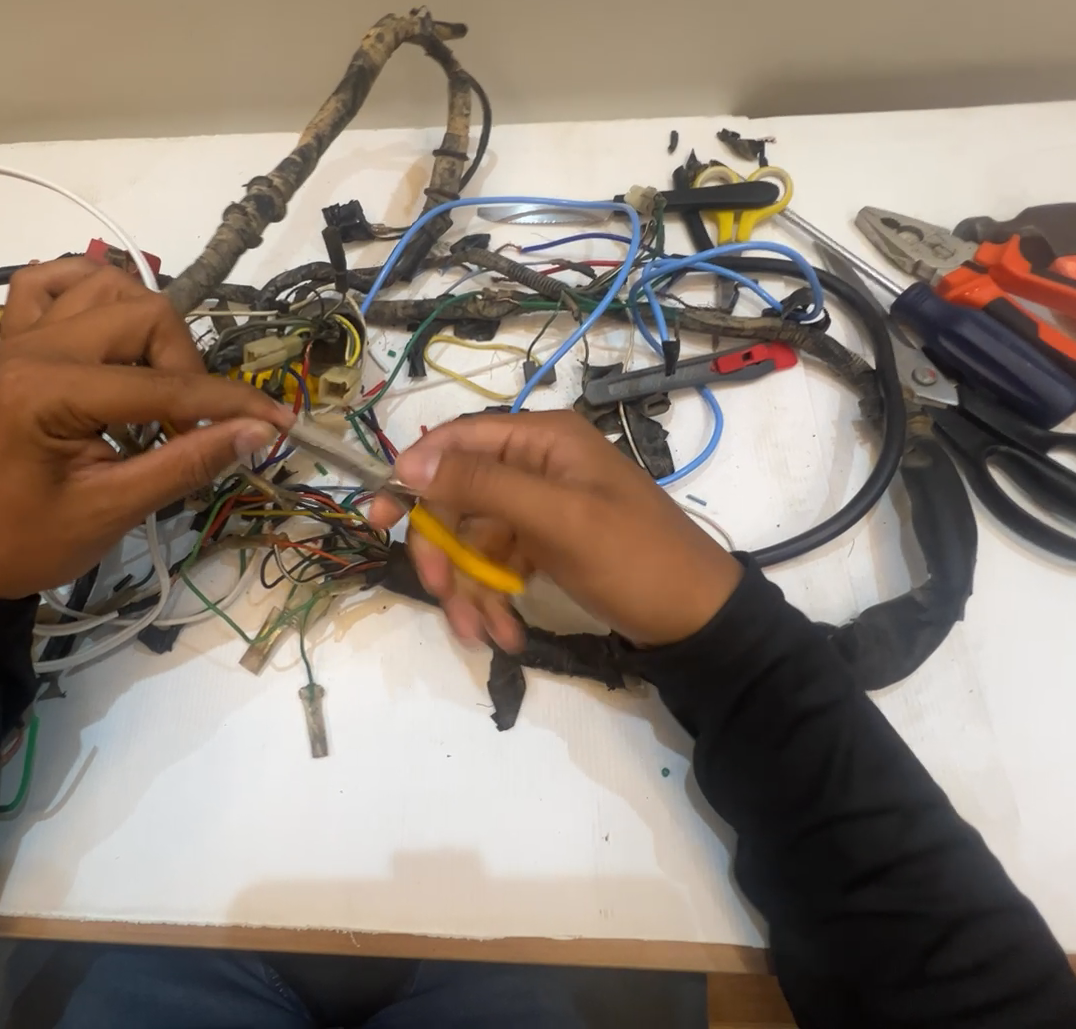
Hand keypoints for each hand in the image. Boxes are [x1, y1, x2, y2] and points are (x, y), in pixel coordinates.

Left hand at [0, 259, 291, 597]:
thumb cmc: (33, 543)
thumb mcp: (116, 509)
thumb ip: (188, 462)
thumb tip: (259, 430)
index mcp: (48, 391)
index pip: (163, 383)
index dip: (229, 403)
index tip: (278, 421)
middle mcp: (32, 346)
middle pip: (143, 313)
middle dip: (186, 368)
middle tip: (190, 427)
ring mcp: (18, 337)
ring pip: (107, 285)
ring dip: (149, 327)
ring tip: (158, 385)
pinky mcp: (12, 342)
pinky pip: (49, 282)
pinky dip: (89, 290)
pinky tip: (111, 326)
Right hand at [369, 411, 741, 649]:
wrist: (696, 620)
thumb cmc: (634, 558)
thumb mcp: (559, 519)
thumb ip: (484, 485)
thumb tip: (408, 462)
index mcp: (541, 440)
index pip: (458, 441)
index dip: (414, 474)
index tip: (379, 516)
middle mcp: (534, 465)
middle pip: (457, 499)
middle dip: (445, 552)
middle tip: (439, 595)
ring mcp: (537, 508)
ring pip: (472, 540)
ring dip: (468, 588)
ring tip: (478, 634)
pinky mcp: (541, 545)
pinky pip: (496, 564)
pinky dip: (493, 598)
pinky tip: (504, 634)